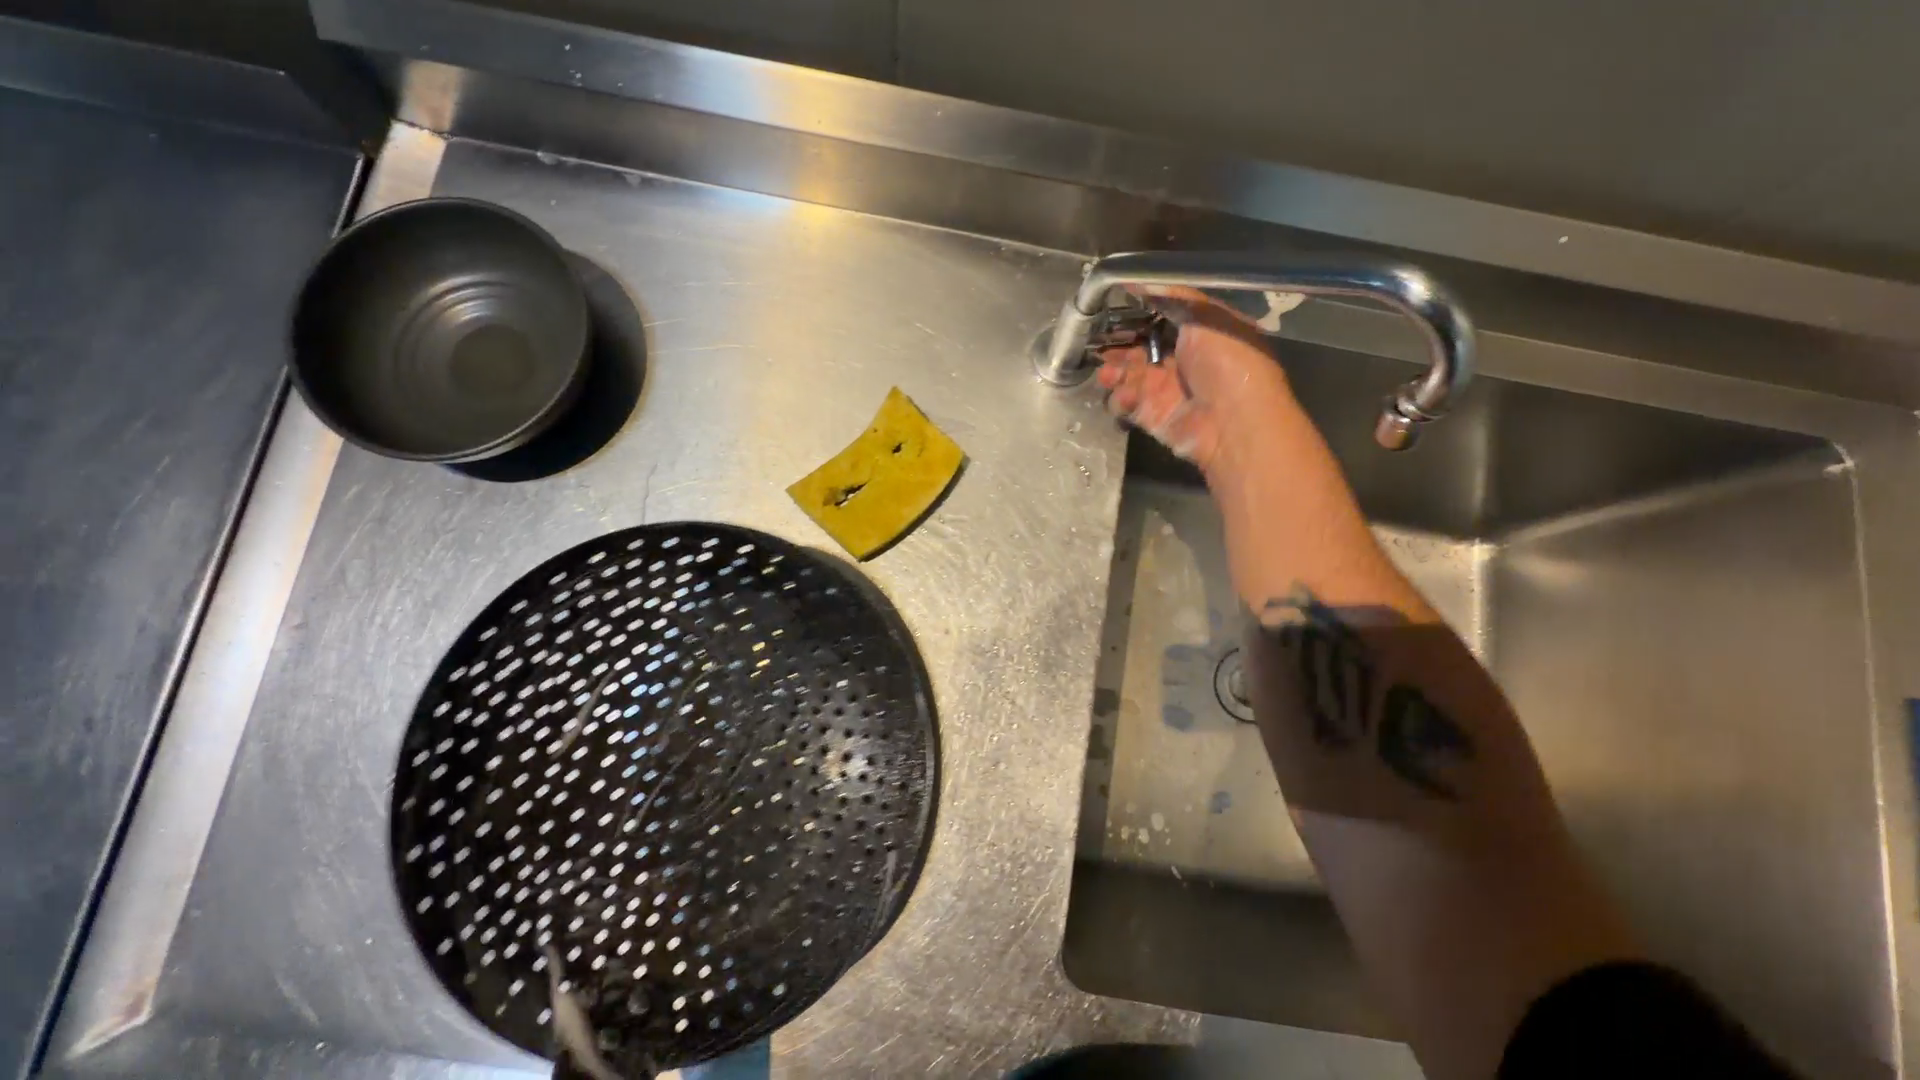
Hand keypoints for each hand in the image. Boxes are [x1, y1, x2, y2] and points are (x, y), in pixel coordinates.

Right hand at [1095, 287, 1295, 477]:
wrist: (1235, 421)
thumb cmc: (1228, 361)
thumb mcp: (1206, 315)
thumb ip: (1170, 295)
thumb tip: (1134, 278)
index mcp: (1202, 334)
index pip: (1162, 318)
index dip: (1138, 312)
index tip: (1113, 303)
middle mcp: (1185, 361)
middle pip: (1140, 348)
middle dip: (1118, 343)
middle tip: (1099, 340)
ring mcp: (1168, 390)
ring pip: (1129, 375)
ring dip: (1113, 371)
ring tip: (1106, 371)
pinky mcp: (1154, 416)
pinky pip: (1128, 404)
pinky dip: (1120, 398)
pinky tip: (1124, 394)